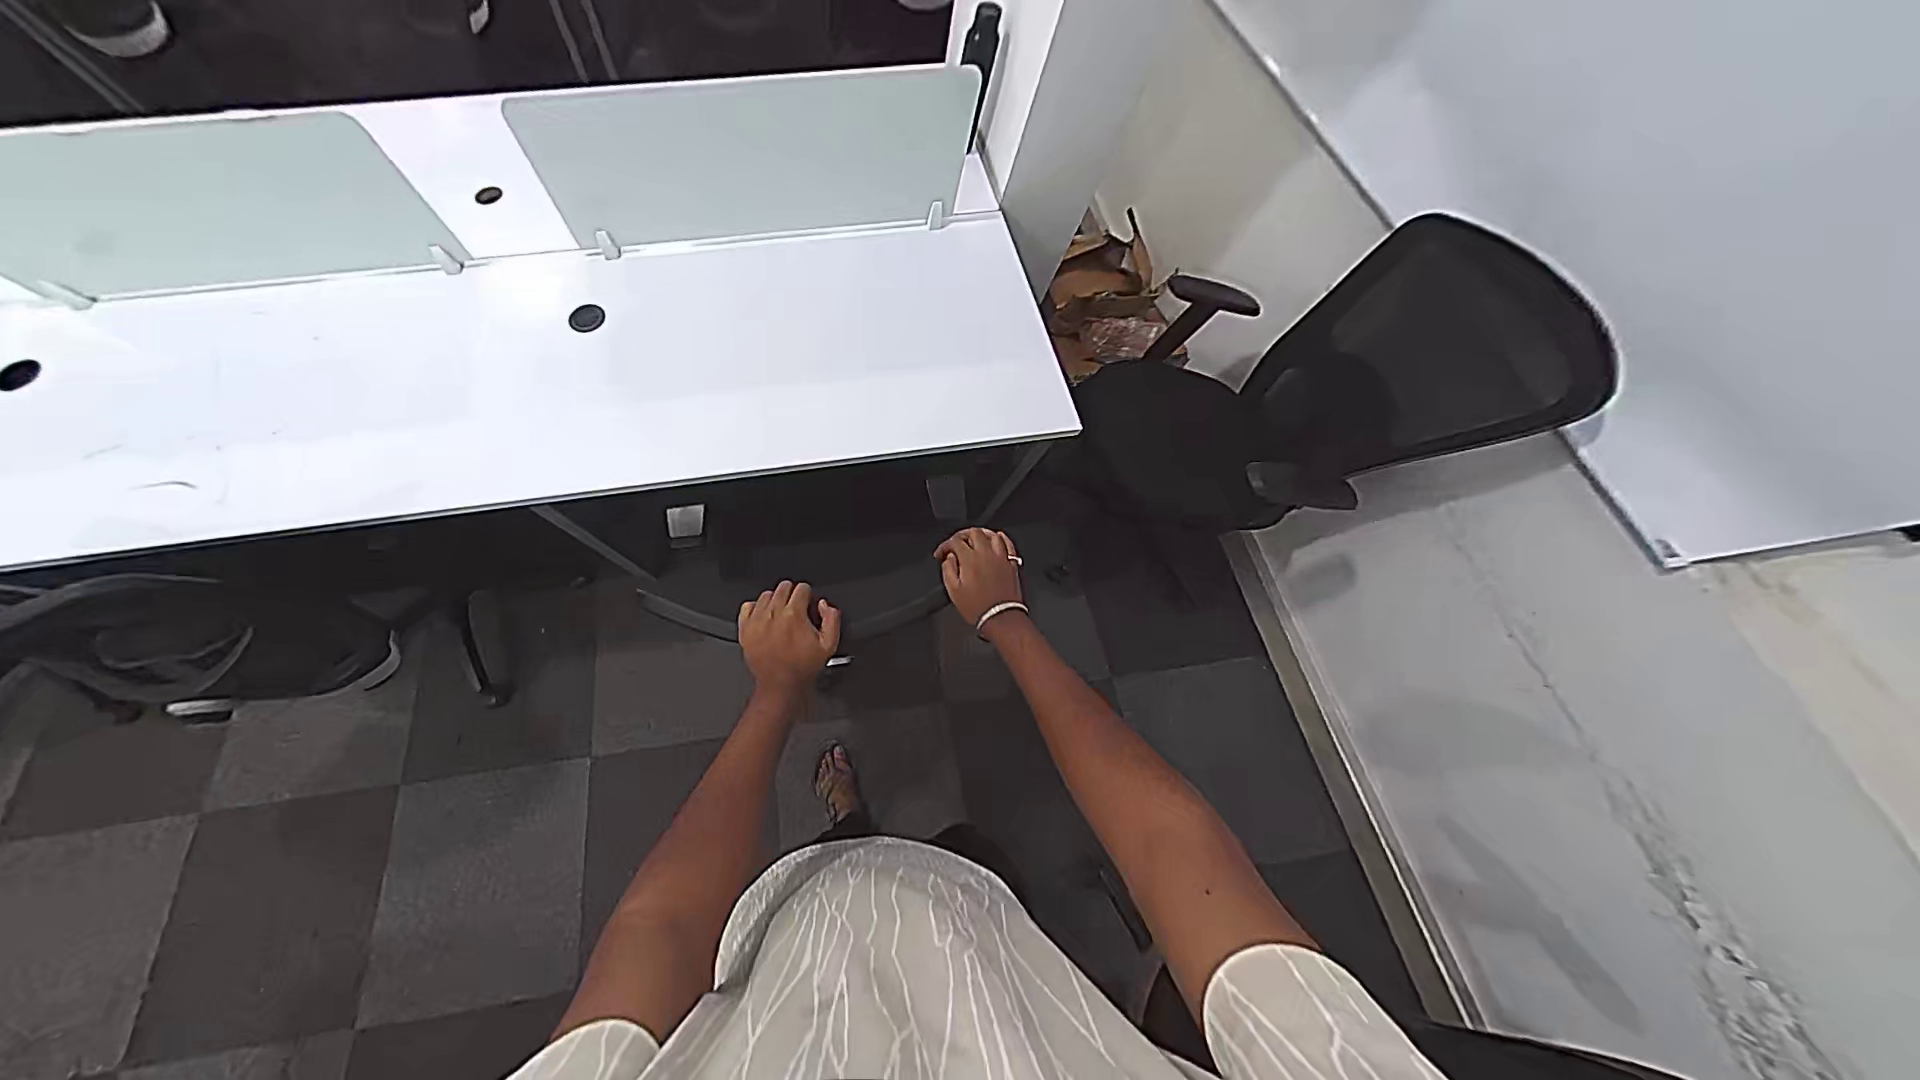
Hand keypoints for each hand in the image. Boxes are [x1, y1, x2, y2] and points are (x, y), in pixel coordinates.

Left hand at [738, 581, 840, 695]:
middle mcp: (773, 615)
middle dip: (792, 594)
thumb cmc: (802, 667)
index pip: (801, 588)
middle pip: (783, 587)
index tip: (808, 605)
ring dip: (775, 600)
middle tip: (796, 609)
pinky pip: (747, 606)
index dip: (808, 595)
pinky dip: (756, 608)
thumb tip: (824, 605)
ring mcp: (757, 621)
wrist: (780, 684)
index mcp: (794, 615)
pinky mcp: (745, 629)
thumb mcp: (829, 645)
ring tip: (781, 614)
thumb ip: (831, 619)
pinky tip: (764, 617)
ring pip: (766, 595)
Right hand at [934, 528, 1023, 630]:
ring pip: (991, 534)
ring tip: (973, 538)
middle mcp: (986, 554)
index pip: (955, 542)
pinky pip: (1008, 543)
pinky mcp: (1011, 562)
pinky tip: (997, 538)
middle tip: (955, 544)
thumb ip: (948, 569)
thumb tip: (949, 558)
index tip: (941, 553)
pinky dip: (1001, 537)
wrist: (1001, 617)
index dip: (945, 545)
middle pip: (973, 532)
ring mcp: (1000, 557)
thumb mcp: (953, 591)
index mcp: (969, 559)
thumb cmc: (978, 607)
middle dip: (961, 535)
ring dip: (980, 533)